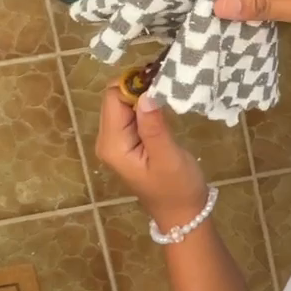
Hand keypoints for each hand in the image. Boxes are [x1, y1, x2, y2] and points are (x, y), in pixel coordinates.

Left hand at [96, 90, 208, 227]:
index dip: (135, 83)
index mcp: (113, 144)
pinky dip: (147, 103)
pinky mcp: (130, 141)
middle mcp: (108, 140)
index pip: (113, 98)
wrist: (182, 213)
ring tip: (170, 88)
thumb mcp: (168, 157)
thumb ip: (154, 126)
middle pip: (116, 97)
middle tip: (169, 80)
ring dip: (144, 93)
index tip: (162, 76)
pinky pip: (132, 113)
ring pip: (124, 103)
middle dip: (139, 85)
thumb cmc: (176, 187)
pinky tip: (165, 102)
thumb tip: (147, 94)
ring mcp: (118, 141)